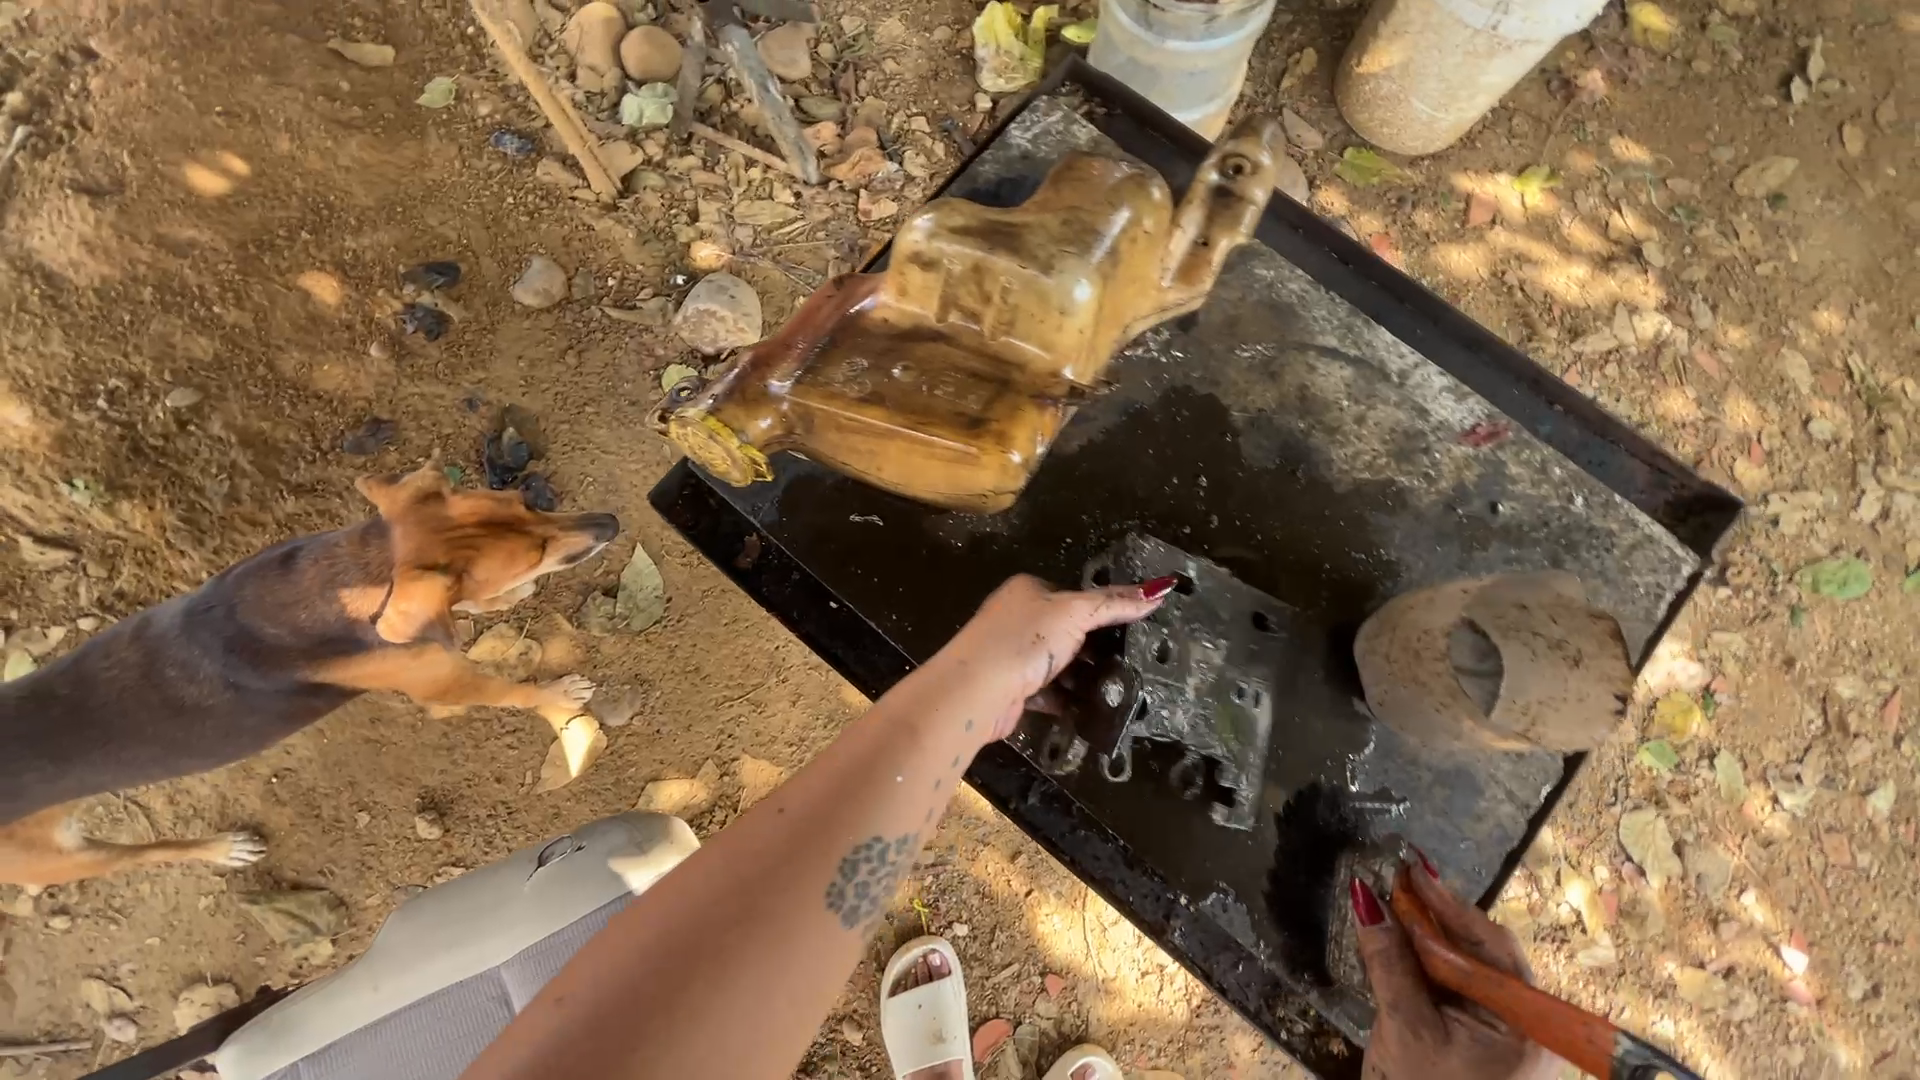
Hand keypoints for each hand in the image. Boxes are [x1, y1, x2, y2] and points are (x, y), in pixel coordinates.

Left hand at [917, 573, 1174, 744]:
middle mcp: (1018, 619)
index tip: (1134, 629)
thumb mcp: (1075, 613)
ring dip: (1086, 677)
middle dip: (1096, 648)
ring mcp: (1014, 655)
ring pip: (1061, 665)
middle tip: (1134, 662)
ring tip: (1123, 688)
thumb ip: (1115, 603)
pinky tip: (1096, 709)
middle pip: (1068, 632)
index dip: (1102, 611)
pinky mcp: (1015, 689)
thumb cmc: (1025, 639)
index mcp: (1029, 590)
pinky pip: (1051, 693)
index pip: (1074, 596)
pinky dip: (1070, 700)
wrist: (977, 690)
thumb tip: (1163, 587)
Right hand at [1355, 860, 1559, 1079]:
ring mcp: (1507, 1032)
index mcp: (1523, 1025)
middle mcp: (1525, 1024)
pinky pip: (1459, 983)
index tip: (1410, 868)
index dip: (1445, 904)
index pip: (1487, 946)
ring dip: (1430, 931)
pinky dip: (1430, 958)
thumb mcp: (1404, 1027)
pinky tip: (1405, 939)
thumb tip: (1363, 894)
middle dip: (1437, 913)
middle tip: (1398, 876)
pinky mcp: (1484, 1037)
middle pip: (1482, 950)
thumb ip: (1388, 960)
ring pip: (1469, 964)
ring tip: (1396, 899)